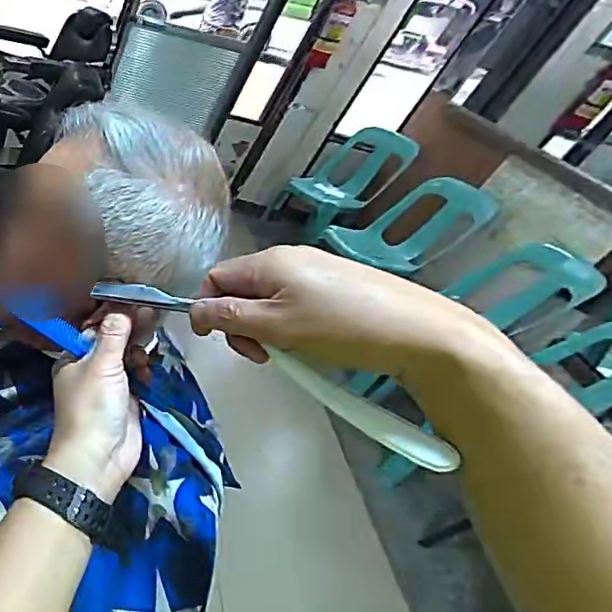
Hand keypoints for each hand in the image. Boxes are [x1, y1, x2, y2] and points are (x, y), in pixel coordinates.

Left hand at [46, 313, 141, 503]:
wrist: (99, 458)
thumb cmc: (92, 407)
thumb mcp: (101, 366)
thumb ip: (113, 336)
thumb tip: (120, 309)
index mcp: (73, 359)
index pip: (94, 329)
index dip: (113, 315)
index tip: (134, 301)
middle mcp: (90, 369)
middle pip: (114, 342)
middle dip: (131, 330)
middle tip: (151, 314)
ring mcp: (110, 385)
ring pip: (128, 358)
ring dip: (139, 351)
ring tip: (150, 344)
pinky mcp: (128, 400)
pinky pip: (139, 377)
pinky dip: (145, 371)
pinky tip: (149, 370)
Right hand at [188, 245, 512, 382]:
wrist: (419, 331)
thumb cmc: (340, 328)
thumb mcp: (276, 327)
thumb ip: (229, 318)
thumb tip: (193, 310)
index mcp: (268, 262)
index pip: (215, 277)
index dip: (208, 309)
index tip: (221, 343)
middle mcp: (288, 257)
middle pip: (240, 288)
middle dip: (239, 323)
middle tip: (262, 355)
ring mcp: (315, 269)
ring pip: (267, 298)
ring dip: (265, 328)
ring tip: (290, 353)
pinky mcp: (337, 284)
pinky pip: (294, 301)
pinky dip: (290, 325)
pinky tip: (312, 344)